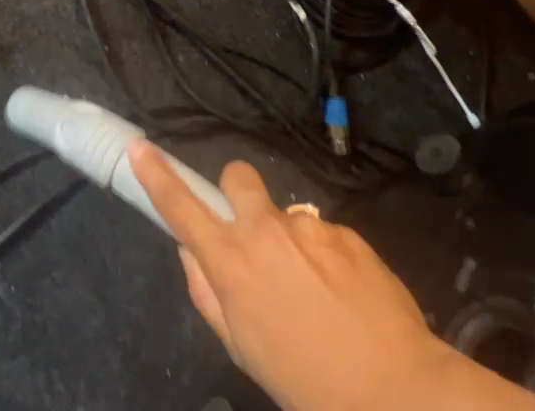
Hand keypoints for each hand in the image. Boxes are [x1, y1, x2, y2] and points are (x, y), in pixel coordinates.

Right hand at [128, 139, 534, 410]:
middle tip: (254, 233)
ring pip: (287, 215)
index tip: (140, 148)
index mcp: (231, 263)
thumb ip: (209, 294)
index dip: (156, 176)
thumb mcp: (242, 347)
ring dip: (290, 239)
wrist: (395, 388)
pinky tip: (344, 294)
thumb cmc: (303, 380)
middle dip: (237, 193)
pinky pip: (324, 235)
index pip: (181, 208)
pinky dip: (326, 257)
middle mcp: (266, 231)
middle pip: (238, 177)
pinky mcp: (347, 232)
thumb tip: (192, 254)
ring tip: (316, 290)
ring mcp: (310, 227)